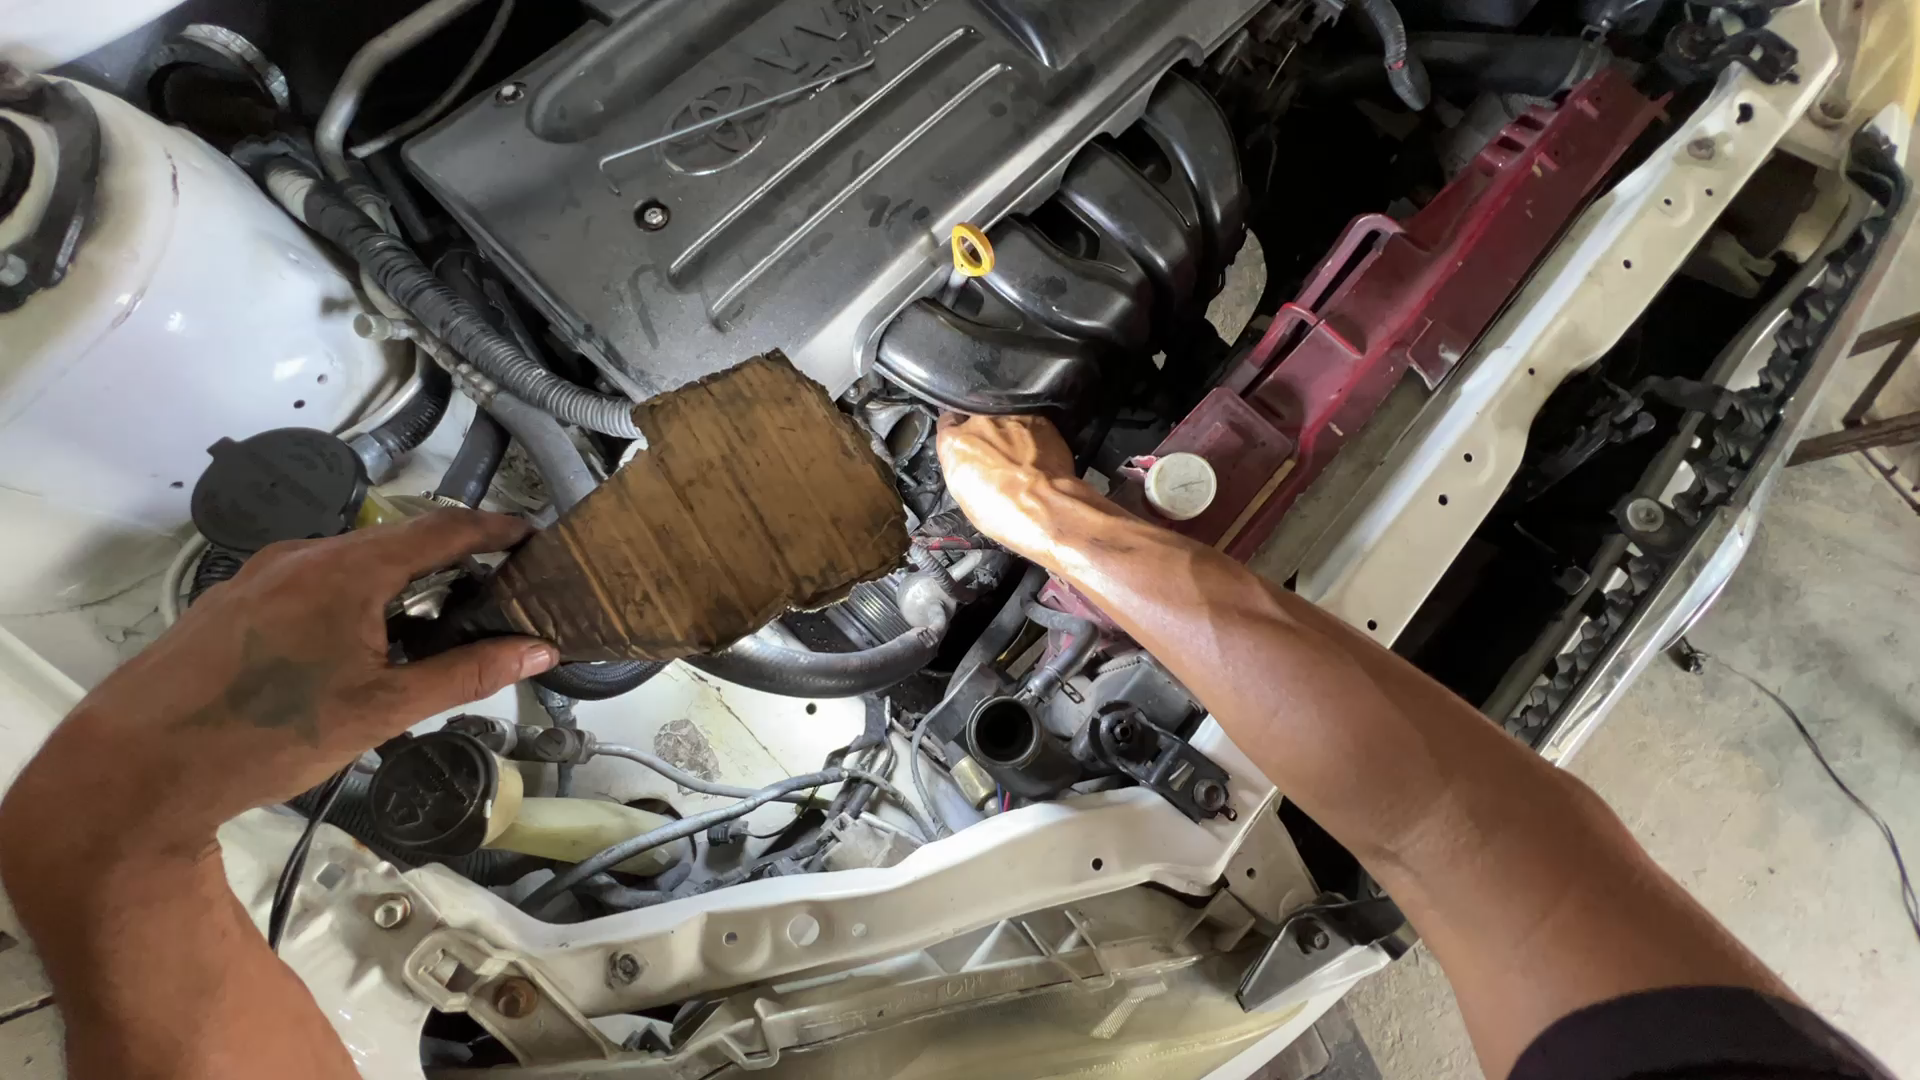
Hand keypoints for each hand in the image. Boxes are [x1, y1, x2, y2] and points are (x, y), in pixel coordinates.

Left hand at [0, 510, 557, 865]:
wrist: (123, 779)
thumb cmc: (265, 738)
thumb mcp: (386, 709)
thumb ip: (470, 672)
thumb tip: (540, 651)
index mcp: (347, 571)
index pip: (443, 529)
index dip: (496, 528)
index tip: (532, 536)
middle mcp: (302, 558)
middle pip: (400, 542)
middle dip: (455, 560)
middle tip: (494, 591)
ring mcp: (261, 578)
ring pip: (357, 563)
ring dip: (406, 583)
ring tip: (433, 628)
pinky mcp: (234, 603)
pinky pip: (317, 582)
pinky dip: (361, 598)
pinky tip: (363, 645)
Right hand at [935, 413, 1088, 564]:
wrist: (1043, 507)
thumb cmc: (1003, 510)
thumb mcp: (962, 494)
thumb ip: (959, 465)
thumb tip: (965, 462)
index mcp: (955, 441)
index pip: (947, 423)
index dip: (957, 433)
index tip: (963, 442)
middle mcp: (980, 422)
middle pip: (978, 420)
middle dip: (985, 436)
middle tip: (995, 460)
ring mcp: (1010, 419)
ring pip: (1005, 421)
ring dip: (1009, 436)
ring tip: (1018, 463)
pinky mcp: (1038, 421)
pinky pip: (1030, 425)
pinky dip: (1032, 438)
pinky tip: (1035, 459)